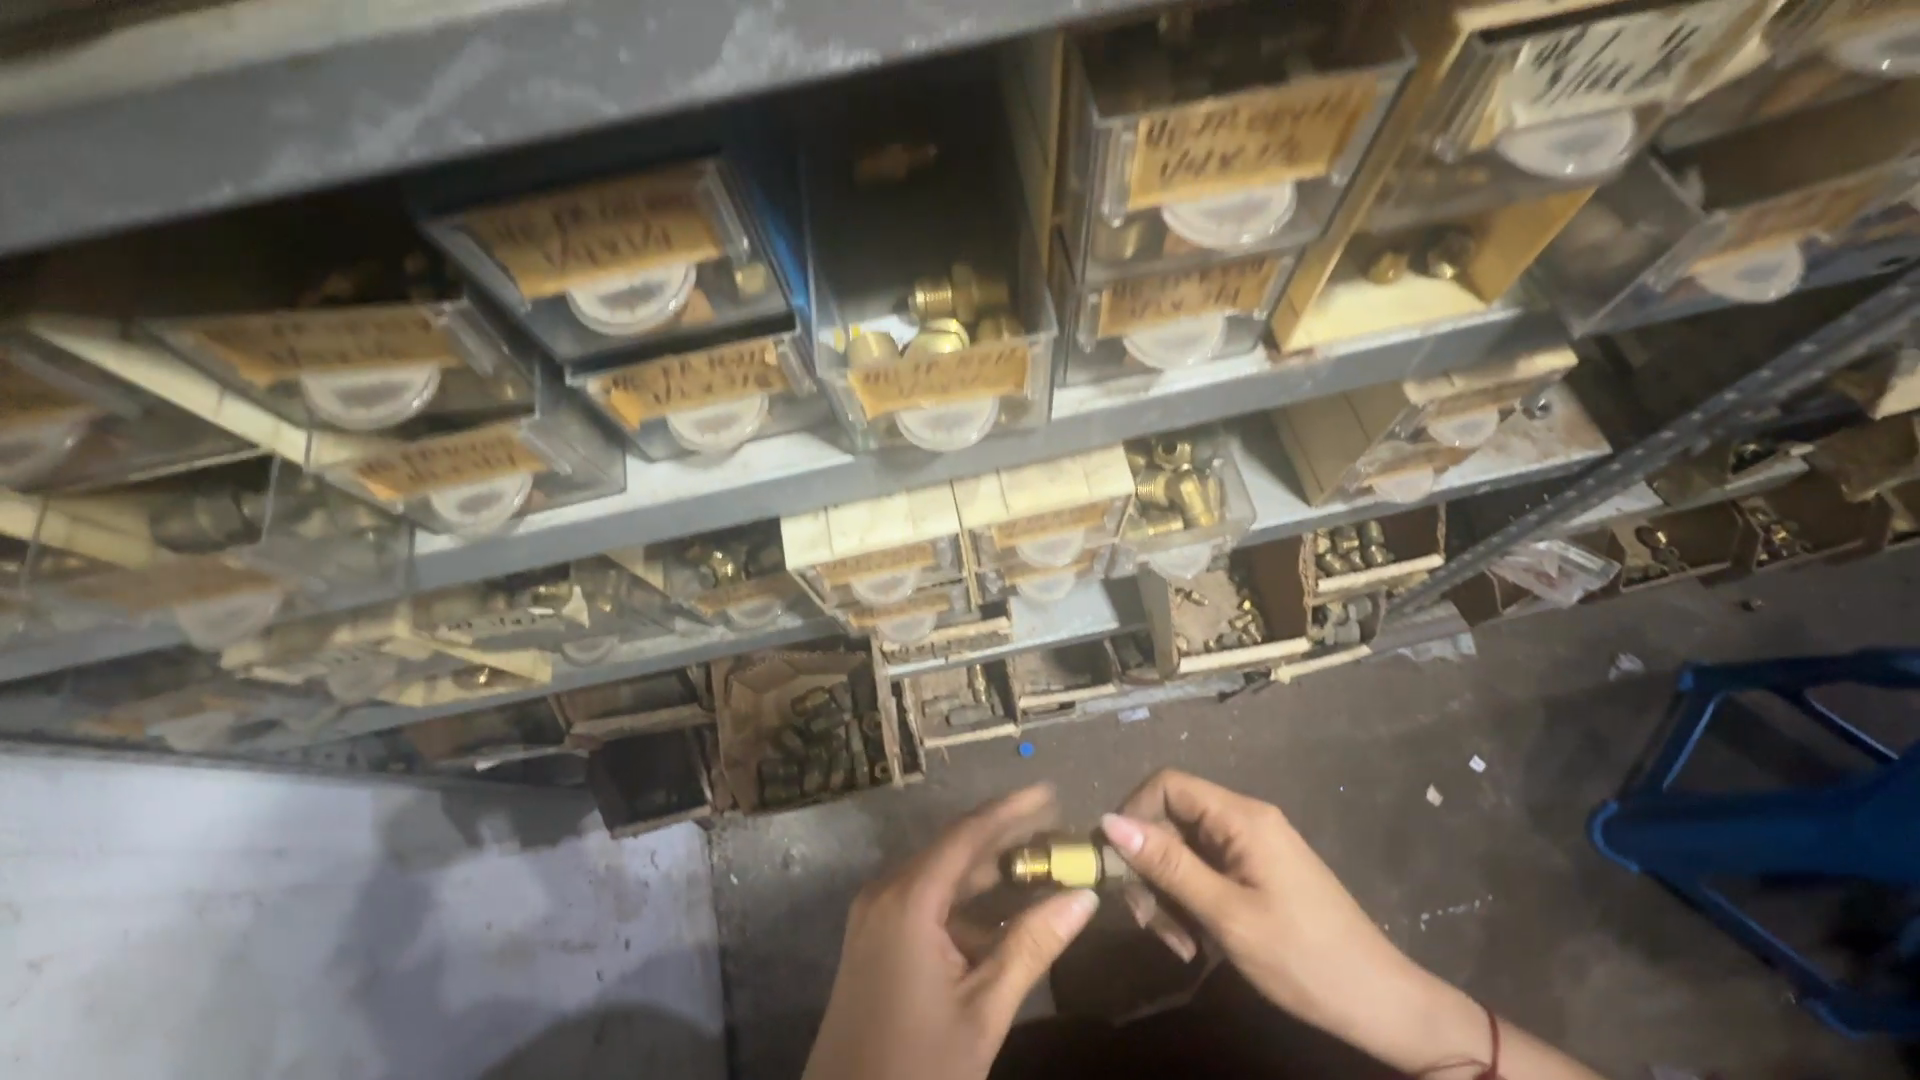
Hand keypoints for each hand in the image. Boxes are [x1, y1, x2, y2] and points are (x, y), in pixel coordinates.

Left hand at [803, 784, 1099, 1079]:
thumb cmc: (918, 1063)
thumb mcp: (983, 1009)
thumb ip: (1032, 946)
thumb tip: (1084, 897)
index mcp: (908, 899)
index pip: (967, 835)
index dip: (1011, 810)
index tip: (1051, 792)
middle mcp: (886, 893)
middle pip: (954, 851)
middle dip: (1006, 840)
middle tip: (1059, 831)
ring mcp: (876, 916)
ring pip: (942, 877)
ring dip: (989, 873)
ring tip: (1044, 865)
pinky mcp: (876, 939)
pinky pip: (927, 903)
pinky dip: (967, 904)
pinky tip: (1006, 913)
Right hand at [1099, 770, 1440, 1056]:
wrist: (1377, 1003)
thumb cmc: (1301, 957)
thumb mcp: (1225, 914)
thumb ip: (1168, 864)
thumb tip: (1109, 821)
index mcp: (1242, 818)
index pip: (1167, 785)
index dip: (1133, 814)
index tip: (1117, 864)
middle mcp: (1246, 821)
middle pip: (1172, 821)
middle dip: (1150, 868)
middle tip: (1147, 923)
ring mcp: (1253, 849)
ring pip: (1185, 852)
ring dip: (1169, 895)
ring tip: (1178, 945)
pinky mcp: (1257, 875)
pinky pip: (1206, 873)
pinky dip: (1190, 904)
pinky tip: (1195, 944)